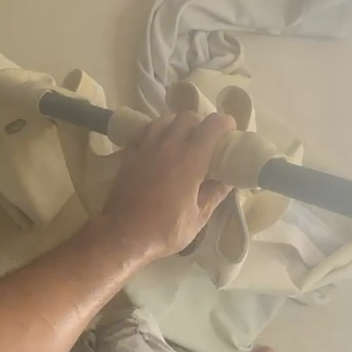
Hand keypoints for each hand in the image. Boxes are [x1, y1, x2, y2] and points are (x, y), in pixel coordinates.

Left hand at [90, 111, 235, 263]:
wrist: (122, 235)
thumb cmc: (164, 230)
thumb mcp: (198, 217)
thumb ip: (215, 194)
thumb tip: (228, 179)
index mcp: (191, 159)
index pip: (212, 125)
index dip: (225, 124)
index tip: (229, 133)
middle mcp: (168, 145)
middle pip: (188, 117)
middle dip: (200, 123)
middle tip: (206, 140)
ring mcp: (146, 147)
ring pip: (165, 120)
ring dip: (177, 125)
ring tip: (182, 142)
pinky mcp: (130, 154)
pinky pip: (146, 132)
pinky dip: (156, 133)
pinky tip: (159, 149)